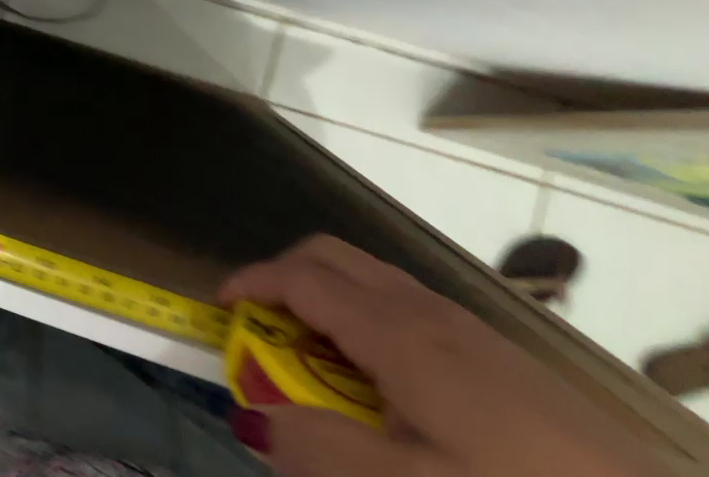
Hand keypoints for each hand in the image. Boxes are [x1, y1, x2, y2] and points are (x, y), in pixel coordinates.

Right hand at [219, 236, 672, 476]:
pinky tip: (377, 382)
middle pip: (333, 256)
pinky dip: (360, 317)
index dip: (252, 282)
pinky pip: (400, 305)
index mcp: (399, 333)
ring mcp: (464, 325)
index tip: (218, 308)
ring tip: (309, 361)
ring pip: (368, 278)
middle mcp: (426, 310)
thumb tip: (256, 419)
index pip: (302, 277)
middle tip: (258, 333)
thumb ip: (320, 452)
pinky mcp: (491, 350)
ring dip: (322, 298)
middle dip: (281, 277)